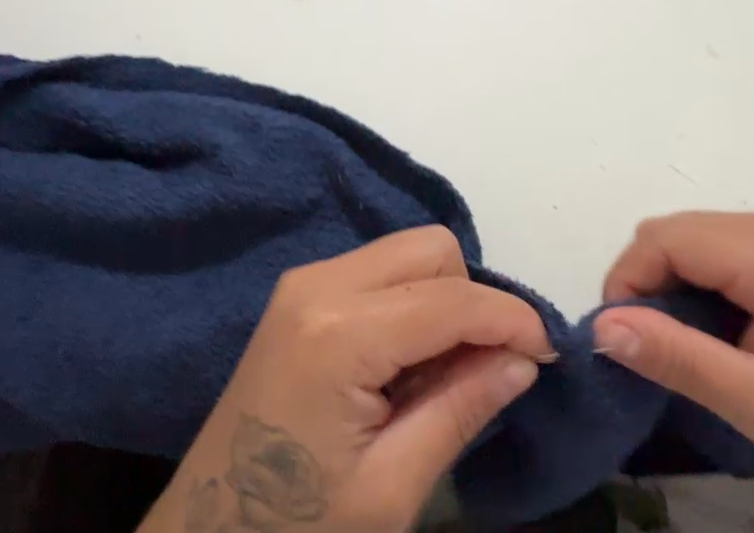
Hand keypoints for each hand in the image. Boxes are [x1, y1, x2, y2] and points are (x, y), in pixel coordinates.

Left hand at [140, 227, 552, 532]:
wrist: (205, 530)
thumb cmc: (299, 525)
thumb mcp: (391, 487)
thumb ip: (461, 408)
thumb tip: (524, 358)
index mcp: (339, 333)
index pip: (452, 298)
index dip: (512, 319)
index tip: (548, 356)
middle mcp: (320, 283)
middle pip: (430, 249)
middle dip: (473, 299)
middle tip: (486, 369)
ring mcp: (304, 283)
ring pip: (407, 253)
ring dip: (444, 299)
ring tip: (443, 373)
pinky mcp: (300, 295)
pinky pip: (379, 272)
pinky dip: (411, 302)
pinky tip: (407, 363)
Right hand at [592, 212, 753, 532]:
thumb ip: (677, 357)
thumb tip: (601, 325)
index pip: (666, 240)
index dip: (629, 285)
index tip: (625, 344)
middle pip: (674, 233)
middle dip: (646, 285)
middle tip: (655, 351)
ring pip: (689, 239)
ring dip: (669, 286)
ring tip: (688, 347)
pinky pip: (715, 250)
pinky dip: (695, 284)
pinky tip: (715, 332)